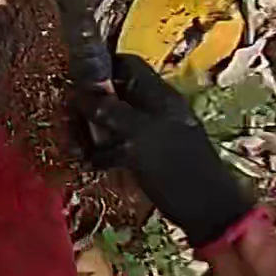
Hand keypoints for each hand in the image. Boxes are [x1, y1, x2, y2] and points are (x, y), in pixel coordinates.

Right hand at [79, 54, 254, 247]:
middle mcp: (149, 109)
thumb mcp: (139, 134)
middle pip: (107, 93)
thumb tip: (76, 95)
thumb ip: (108, 110)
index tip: (74, 83)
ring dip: (85, 132)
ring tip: (77, 149)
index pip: (124, 64)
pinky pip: (108, 143)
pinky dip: (95, 150)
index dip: (98, 67)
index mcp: (156, 96)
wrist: (206, 211)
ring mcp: (143, 131)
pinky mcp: (137, 153)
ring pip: (103, 119)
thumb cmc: (176, 167)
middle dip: (84, 107)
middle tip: (69, 123)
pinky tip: (90, 161)